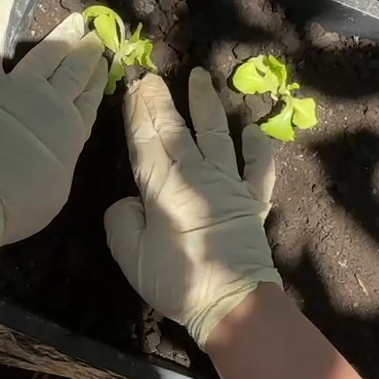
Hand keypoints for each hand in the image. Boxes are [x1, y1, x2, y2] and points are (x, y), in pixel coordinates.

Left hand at [0, 12, 107, 250]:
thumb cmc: (13, 207)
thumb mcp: (54, 190)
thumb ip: (58, 160)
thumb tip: (55, 146)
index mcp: (70, 133)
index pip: (88, 100)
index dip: (97, 79)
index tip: (104, 62)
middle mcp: (50, 103)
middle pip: (72, 73)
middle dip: (85, 53)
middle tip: (93, 34)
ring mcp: (16, 87)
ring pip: (45, 55)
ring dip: (61, 38)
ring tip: (75, 21)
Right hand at [105, 68, 279, 345]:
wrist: (233, 302)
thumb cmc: (176, 280)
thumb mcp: (129, 255)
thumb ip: (121, 219)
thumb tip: (132, 201)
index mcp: (163, 185)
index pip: (146, 139)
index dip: (138, 111)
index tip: (134, 84)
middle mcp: (197, 175)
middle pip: (176, 130)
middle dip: (162, 101)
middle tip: (153, 75)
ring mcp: (229, 185)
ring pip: (217, 135)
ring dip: (207, 105)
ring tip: (200, 77)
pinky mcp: (253, 201)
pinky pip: (258, 168)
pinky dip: (257, 148)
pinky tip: (253, 131)